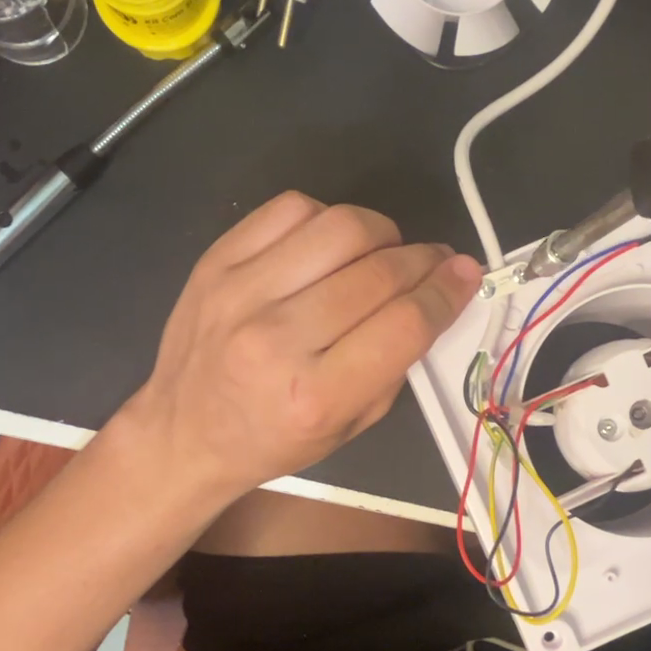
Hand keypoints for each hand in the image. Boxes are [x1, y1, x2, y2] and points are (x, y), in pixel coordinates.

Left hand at [117, 192, 481, 496]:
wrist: (184, 432)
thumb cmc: (274, 441)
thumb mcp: (349, 426)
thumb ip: (395, 365)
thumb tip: (437, 296)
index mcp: (317, 395)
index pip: (405, 323)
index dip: (447, 292)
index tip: (466, 275)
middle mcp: (277, 339)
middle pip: (379, 272)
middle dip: (423, 261)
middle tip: (435, 263)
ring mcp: (240, 293)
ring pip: (340, 228)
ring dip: (382, 233)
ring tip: (386, 252)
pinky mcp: (216, 261)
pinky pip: (291, 209)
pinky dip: (328, 219)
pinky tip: (334, 245)